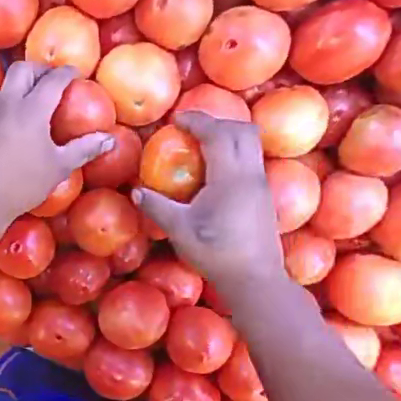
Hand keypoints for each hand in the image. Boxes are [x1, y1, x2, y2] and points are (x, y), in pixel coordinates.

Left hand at [0, 62, 112, 230]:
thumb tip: (109, 139)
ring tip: (37, 99)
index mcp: (32, 109)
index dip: (68, 73)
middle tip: (54, 81)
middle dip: (41, 69)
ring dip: (23, 83)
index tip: (77, 74)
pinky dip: (11, 101)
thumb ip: (85, 148)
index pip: (53, 78)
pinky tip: (17, 122)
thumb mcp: (59, 167)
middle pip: (23, 68)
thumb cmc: (24, 184)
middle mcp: (8, 103)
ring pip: (7, 84)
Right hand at [132, 111, 285, 296]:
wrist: (256, 280)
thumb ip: (158, 208)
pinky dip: (234, 152)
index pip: (217, 134)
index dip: (197, 121)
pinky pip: (252, 159)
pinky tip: (216, 170)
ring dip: (229, 135)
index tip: (177, 119)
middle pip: (243, 129)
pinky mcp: (264, 196)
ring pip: (252, 143)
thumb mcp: (181, 232)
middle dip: (217, 122)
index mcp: (231, 178)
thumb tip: (136, 191)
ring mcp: (262, 185)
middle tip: (192, 128)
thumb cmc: (217, 255)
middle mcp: (251, 175)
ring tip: (203, 145)